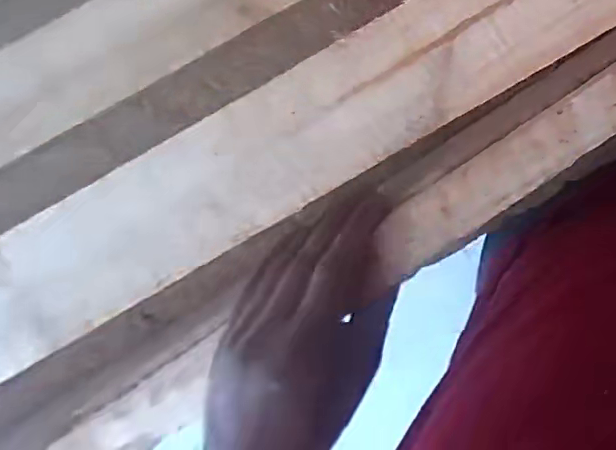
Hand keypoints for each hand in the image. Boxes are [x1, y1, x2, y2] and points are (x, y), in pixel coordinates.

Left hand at [205, 195, 395, 449]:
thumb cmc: (318, 422)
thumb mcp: (359, 372)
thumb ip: (374, 313)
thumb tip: (392, 261)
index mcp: (302, 343)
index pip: (333, 267)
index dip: (357, 227)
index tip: (379, 199)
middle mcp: (264, 332)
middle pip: (303, 259)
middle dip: (336, 220)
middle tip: (363, 194)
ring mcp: (237, 334)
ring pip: (276, 266)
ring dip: (309, 230)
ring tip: (336, 207)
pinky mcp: (223, 338)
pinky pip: (254, 283)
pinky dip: (279, 254)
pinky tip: (296, 237)